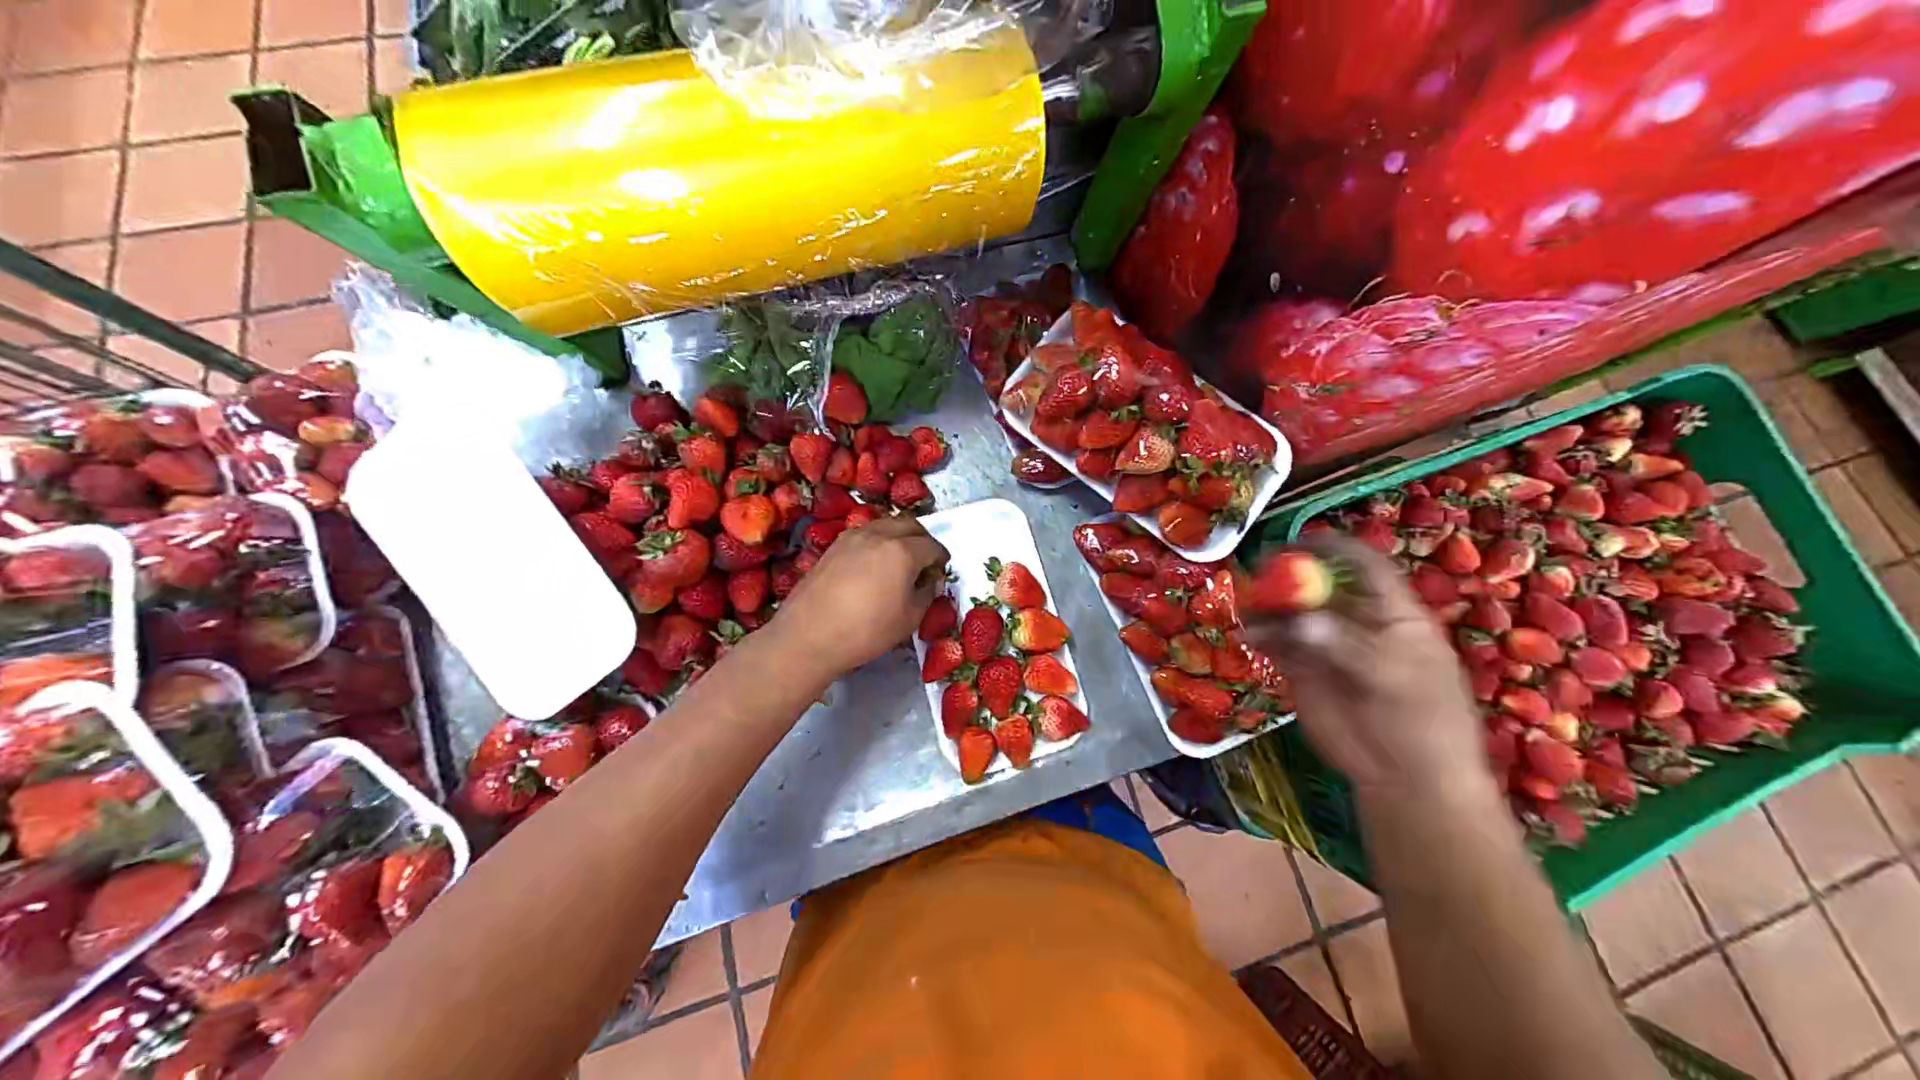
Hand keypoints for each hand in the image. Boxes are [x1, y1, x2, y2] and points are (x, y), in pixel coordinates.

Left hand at [765, 515, 949, 679]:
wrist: (809, 635)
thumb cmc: (866, 630)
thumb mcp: (909, 619)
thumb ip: (926, 594)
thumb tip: (928, 581)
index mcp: (903, 551)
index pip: (932, 546)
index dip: (941, 558)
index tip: (941, 570)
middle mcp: (879, 535)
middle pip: (910, 525)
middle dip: (923, 539)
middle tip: (925, 560)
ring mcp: (852, 537)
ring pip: (885, 524)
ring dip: (899, 536)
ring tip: (900, 559)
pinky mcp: (833, 546)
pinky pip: (864, 534)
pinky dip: (877, 541)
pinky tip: (873, 563)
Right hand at [1241, 536, 1495, 802]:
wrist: (1407, 779)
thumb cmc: (1422, 723)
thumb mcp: (1394, 678)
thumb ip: (1346, 644)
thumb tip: (1302, 620)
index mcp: (1392, 614)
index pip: (1364, 567)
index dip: (1334, 549)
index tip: (1299, 541)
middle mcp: (1355, 621)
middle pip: (1317, 586)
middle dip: (1288, 578)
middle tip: (1258, 574)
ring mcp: (1326, 646)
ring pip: (1291, 613)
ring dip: (1268, 607)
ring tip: (1248, 608)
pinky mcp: (1302, 670)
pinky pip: (1276, 642)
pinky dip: (1261, 634)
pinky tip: (1250, 634)